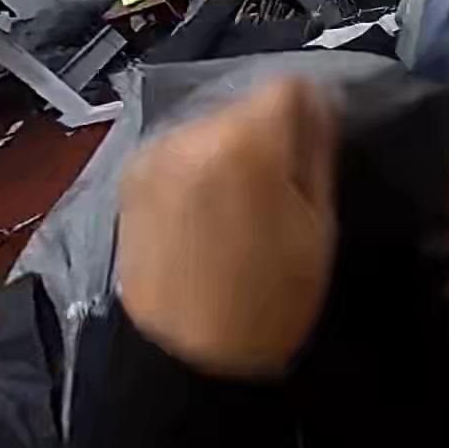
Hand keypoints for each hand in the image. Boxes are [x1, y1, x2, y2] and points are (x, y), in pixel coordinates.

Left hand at [116, 78, 337, 377]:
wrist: (187, 362)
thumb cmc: (273, 298)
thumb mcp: (319, 223)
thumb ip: (318, 150)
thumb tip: (318, 104)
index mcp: (244, 143)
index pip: (289, 85)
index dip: (312, 107)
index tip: (318, 143)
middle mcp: (189, 133)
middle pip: (248, 102)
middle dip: (272, 129)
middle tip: (283, 183)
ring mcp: (151, 154)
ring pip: (214, 122)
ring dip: (235, 145)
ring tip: (242, 200)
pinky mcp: (129, 176)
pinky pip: (183, 146)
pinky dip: (204, 161)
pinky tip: (208, 207)